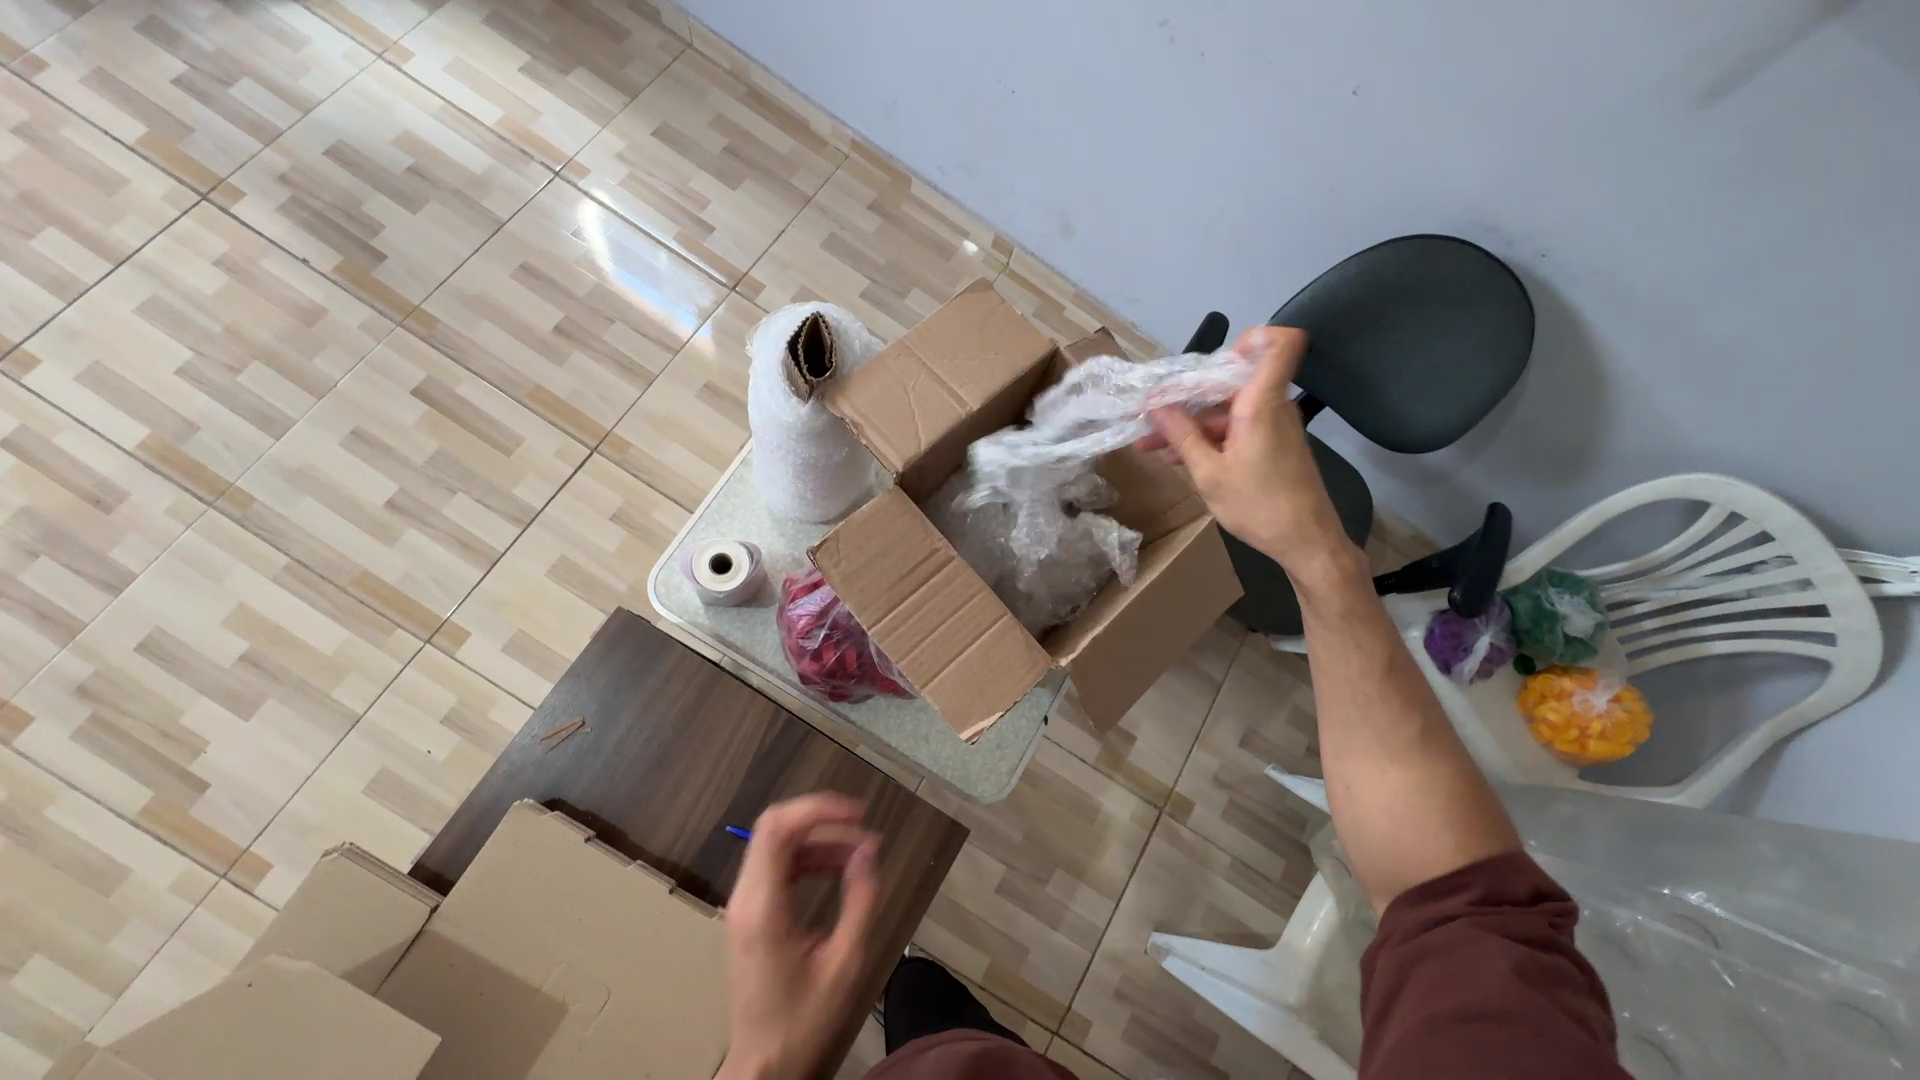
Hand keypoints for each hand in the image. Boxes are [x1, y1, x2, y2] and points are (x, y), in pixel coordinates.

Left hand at [718, 795, 880, 1079]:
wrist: (764, 1066)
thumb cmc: (805, 1020)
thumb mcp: (845, 961)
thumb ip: (860, 899)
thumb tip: (869, 849)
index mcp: (762, 906)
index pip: (778, 827)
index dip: (818, 808)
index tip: (859, 814)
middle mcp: (745, 897)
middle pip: (776, 828)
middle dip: (823, 820)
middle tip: (865, 829)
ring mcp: (743, 905)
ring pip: (777, 845)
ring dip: (819, 839)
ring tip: (860, 853)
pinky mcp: (749, 914)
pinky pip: (777, 867)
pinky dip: (808, 858)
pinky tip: (838, 869)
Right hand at [1141, 326, 1355, 572]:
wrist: (1306, 542)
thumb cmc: (1258, 505)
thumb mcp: (1209, 474)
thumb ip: (1182, 435)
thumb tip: (1157, 407)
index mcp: (1260, 403)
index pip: (1279, 345)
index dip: (1252, 337)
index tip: (1213, 356)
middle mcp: (1271, 407)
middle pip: (1232, 382)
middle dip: (1188, 395)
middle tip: (1150, 413)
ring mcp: (1273, 427)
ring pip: (1227, 411)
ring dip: (1190, 424)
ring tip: (1149, 444)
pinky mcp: (1273, 446)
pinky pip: (1236, 429)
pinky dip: (1207, 438)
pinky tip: (1175, 456)